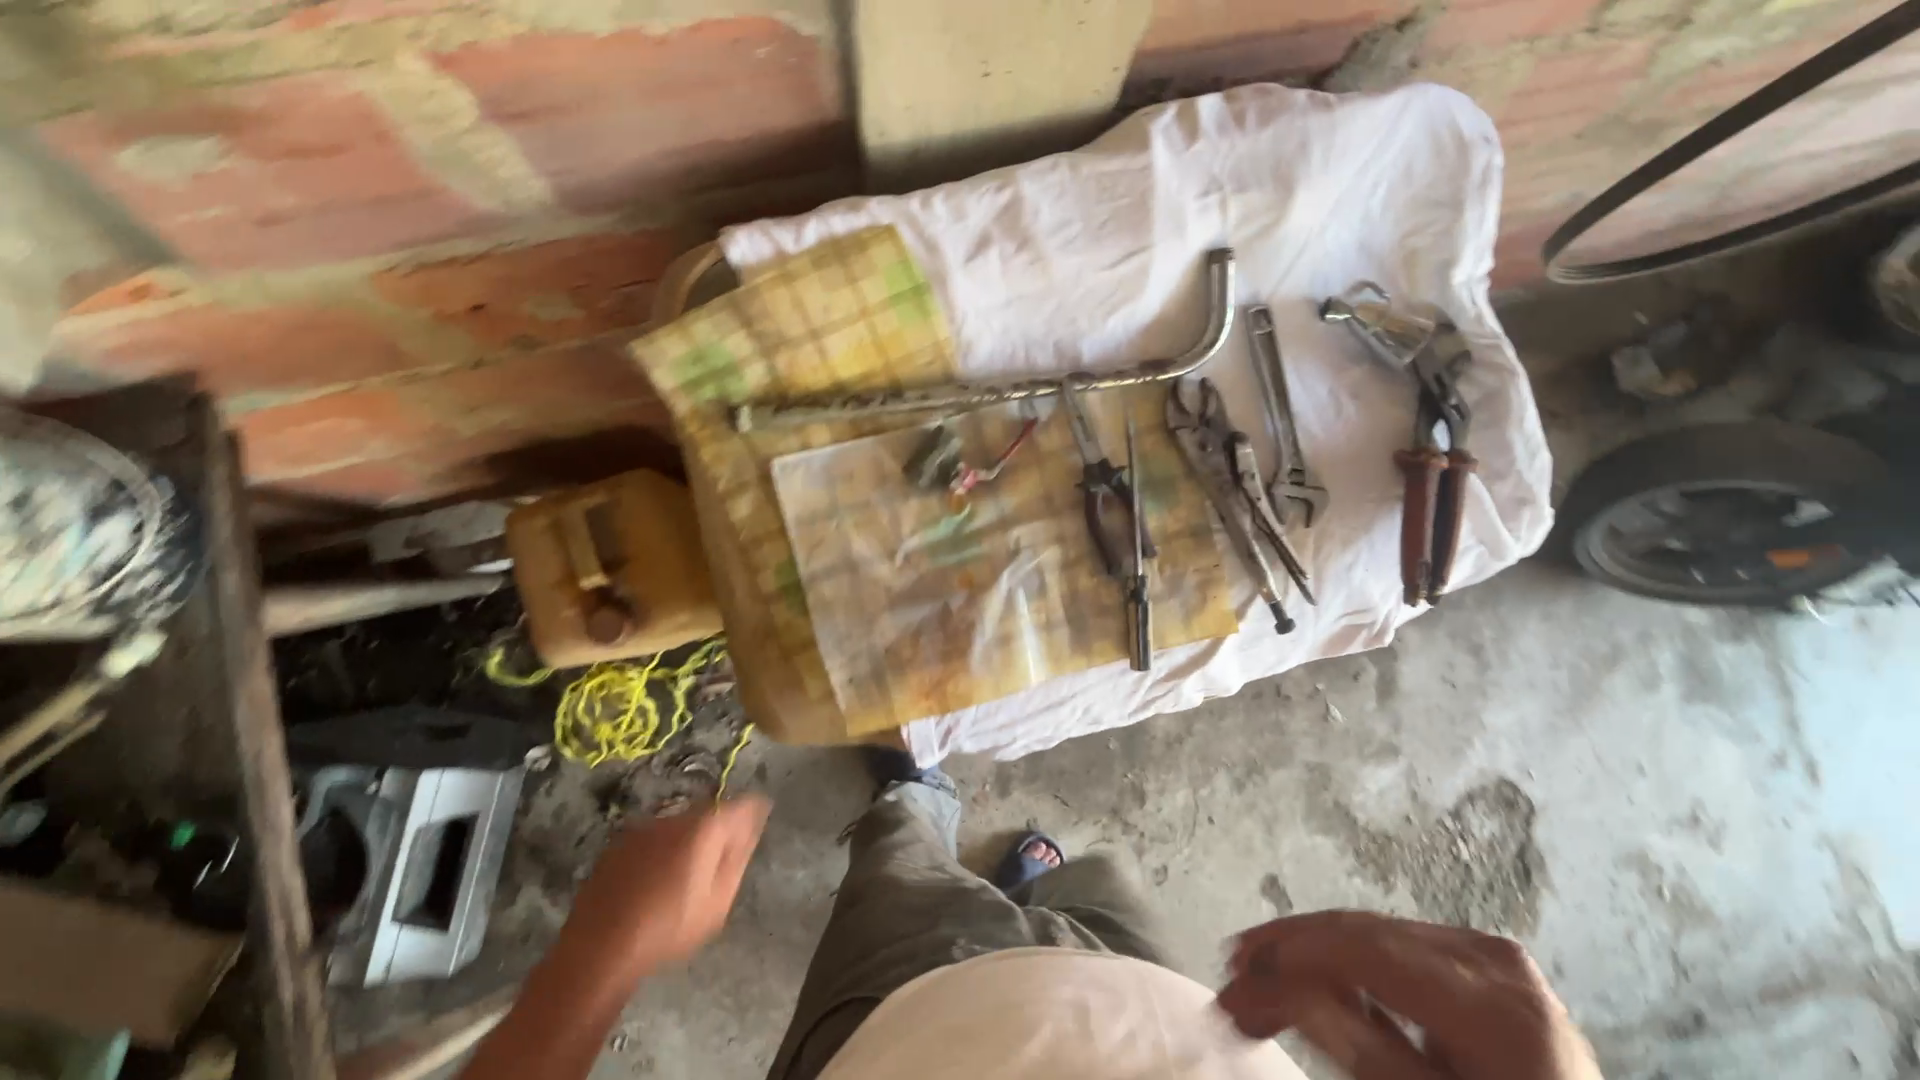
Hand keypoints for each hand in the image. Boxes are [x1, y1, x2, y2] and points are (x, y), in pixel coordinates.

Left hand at [566, 796, 770, 973]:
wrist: (599, 947)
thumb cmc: (668, 928)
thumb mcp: (717, 902)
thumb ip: (736, 860)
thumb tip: (747, 833)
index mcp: (702, 828)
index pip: (739, 805)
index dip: (753, 810)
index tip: (761, 818)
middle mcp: (672, 818)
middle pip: (707, 812)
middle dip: (719, 828)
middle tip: (725, 856)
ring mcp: (641, 829)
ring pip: (677, 826)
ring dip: (689, 840)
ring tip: (688, 874)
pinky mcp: (617, 845)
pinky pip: (652, 839)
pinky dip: (662, 851)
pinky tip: (657, 880)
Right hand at [1216, 911, 1600, 1079]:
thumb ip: (1360, 1053)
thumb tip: (1279, 988)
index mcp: (1495, 1009)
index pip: (1368, 952)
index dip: (1291, 956)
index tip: (1232, 981)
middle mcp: (1493, 962)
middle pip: (1366, 935)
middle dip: (1288, 955)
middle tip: (1229, 984)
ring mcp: (1491, 956)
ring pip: (1373, 935)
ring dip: (1307, 956)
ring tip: (1253, 983)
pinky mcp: (1482, 960)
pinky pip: (1396, 948)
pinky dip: (1346, 963)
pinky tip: (1308, 980)